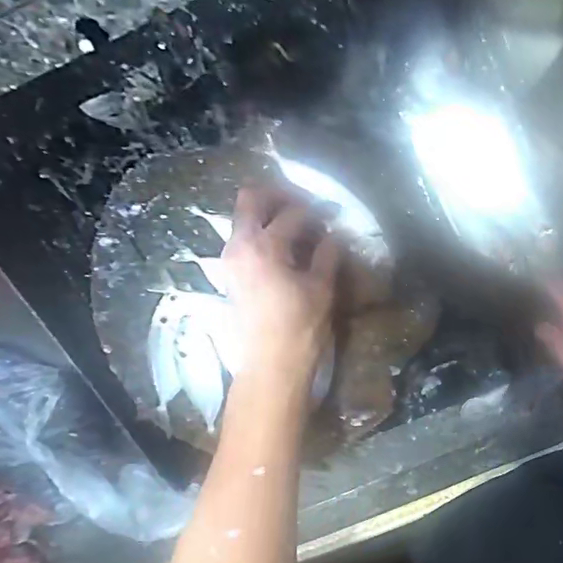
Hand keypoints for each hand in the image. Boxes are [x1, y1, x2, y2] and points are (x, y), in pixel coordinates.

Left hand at [223, 186, 339, 377]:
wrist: (269, 367)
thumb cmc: (299, 328)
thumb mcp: (321, 288)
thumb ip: (327, 255)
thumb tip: (334, 235)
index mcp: (264, 246)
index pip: (293, 213)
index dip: (317, 210)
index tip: (333, 213)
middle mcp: (239, 246)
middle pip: (250, 200)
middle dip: (278, 196)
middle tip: (304, 205)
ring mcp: (229, 261)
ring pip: (243, 220)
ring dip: (268, 217)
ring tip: (297, 231)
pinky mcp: (229, 276)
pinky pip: (242, 241)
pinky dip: (261, 237)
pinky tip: (284, 253)